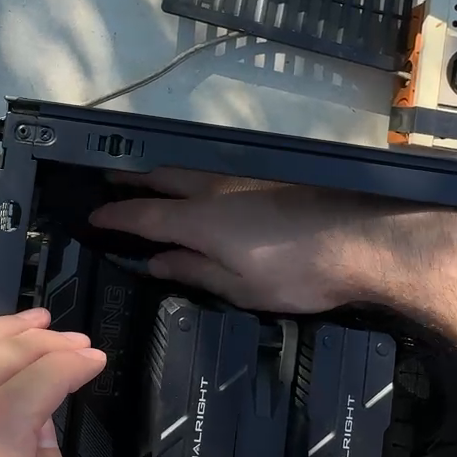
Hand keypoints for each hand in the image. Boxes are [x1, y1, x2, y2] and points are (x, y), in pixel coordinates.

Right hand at [90, 169, 456, 312]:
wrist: (364, 238)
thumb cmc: (298, 272)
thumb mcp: (241, 287)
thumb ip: (193, 270)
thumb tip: (156, 262)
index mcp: (199, 218)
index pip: (142, 214)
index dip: (114, 217)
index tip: (93, 218)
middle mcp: (214, 188)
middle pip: (160, 177)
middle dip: (130, 180)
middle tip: (108, 182)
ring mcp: (242, 176)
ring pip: (188, 169)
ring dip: (160, 173)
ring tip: (146, 180)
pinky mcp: (267, 174)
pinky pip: (214, 171)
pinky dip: (192, 176)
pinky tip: (199, 187)